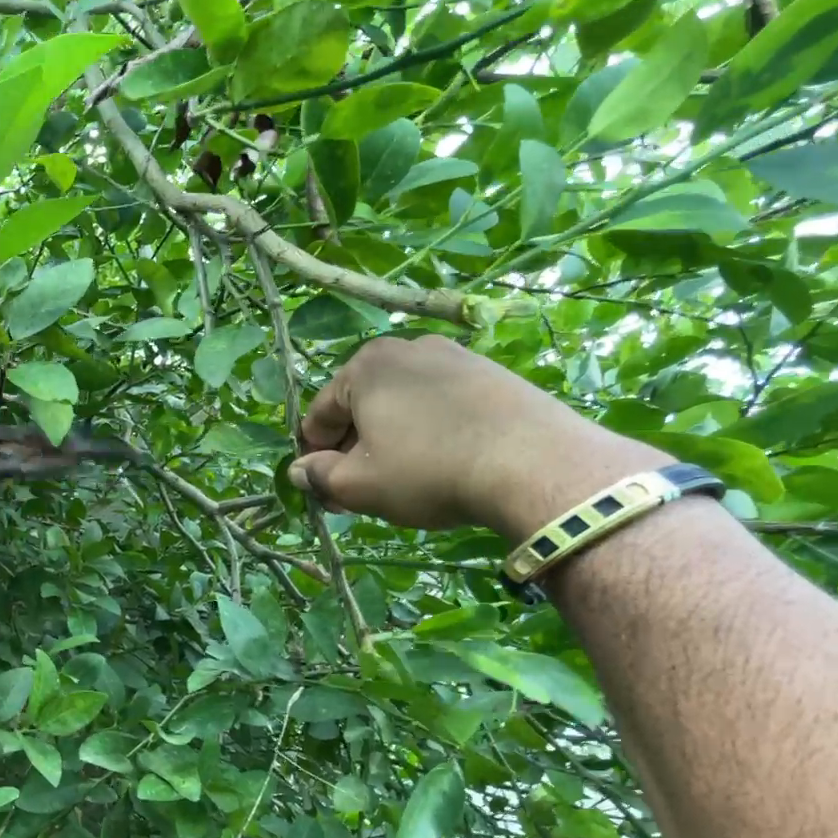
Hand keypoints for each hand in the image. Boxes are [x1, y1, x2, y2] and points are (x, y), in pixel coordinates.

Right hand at [288, 335, 674, 541]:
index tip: (325, 487)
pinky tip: (444, 463)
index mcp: (364, 366)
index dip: (314, 455)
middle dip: (354, 446)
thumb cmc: (427, 471)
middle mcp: (407, 349)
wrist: (538, 466)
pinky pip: (442, 405)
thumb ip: (317, 476)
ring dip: (392, 439)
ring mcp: (456, 357)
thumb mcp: (356, 485)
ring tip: (404, 478)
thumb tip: (299, 471)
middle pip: (361, 406)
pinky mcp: (494, 374)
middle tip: (361, 487)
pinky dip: (431, 431)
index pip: (319, 415)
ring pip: (402, 405)